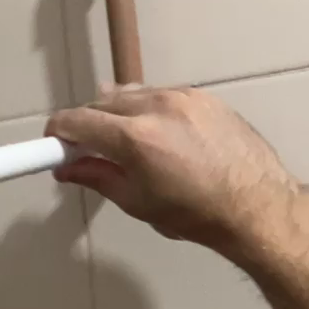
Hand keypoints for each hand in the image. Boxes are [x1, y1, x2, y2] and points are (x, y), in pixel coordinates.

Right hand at [47, 85, 300, 254]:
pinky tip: (154, 133)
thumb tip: (67, 169)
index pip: (77, 120)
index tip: (52, 144)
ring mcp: (182, 97)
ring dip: (115, 113)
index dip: (57, 132)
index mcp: (134, 138)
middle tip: (86, 150)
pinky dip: (145, 109)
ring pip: (130, 94)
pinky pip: (160, 94)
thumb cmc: (194, 213)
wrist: (256, 205)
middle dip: (86, 123)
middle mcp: (155, 107)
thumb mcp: (137, 202)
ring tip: (121, 141)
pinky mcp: (202, 96)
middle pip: (100, 102)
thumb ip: (97, 177)